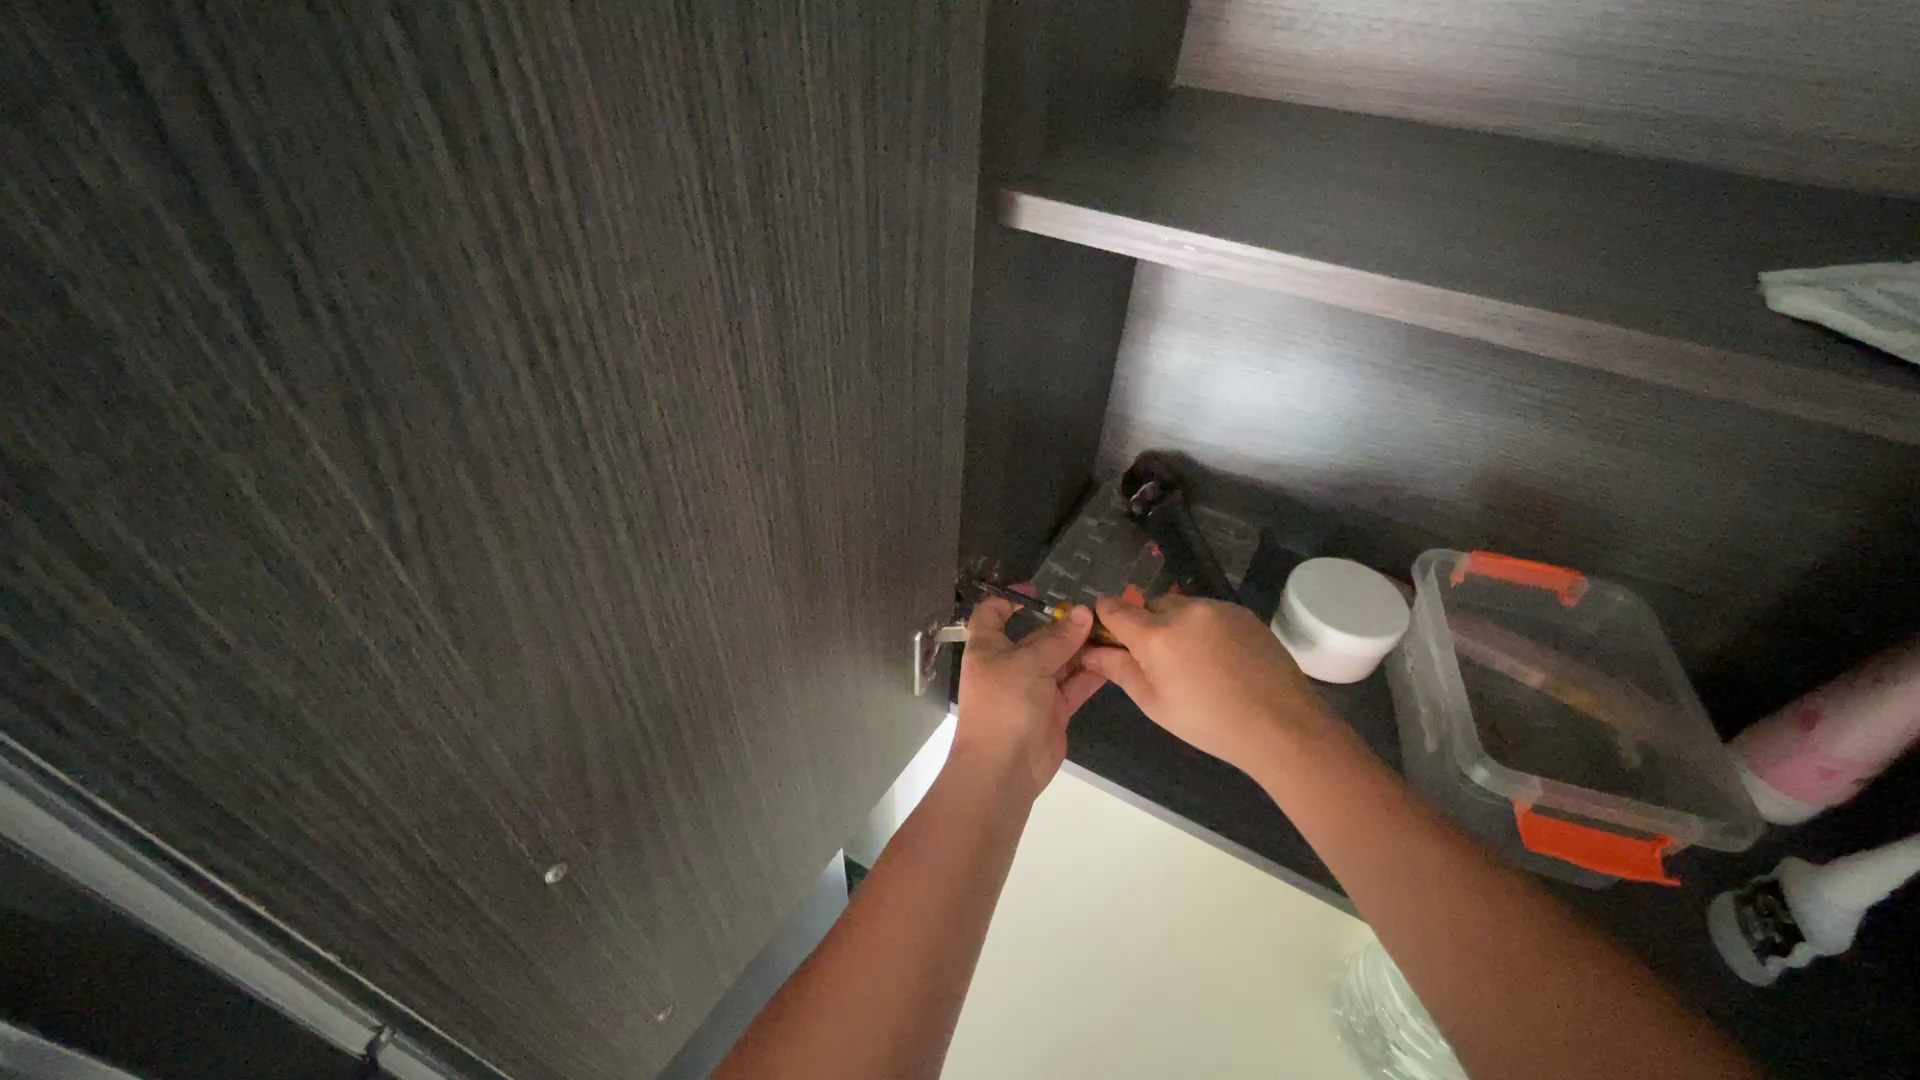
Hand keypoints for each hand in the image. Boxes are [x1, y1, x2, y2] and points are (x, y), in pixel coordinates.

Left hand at [952, 592, 1106, 802]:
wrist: (1004, 768)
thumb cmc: (1004, 705)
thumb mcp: (1028, 664)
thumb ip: (1058, 639)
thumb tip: (1083, 612)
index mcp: (988, 648)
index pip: (991, 615)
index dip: (1008, 600)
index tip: (1037, 590)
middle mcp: (1009, 665)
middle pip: (1036, 637)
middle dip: (1063, 624)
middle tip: (1097, 611)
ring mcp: (1032, 689)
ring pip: (1060, 661)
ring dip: (1082, 647)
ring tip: (1112, 630)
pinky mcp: (1053, 711)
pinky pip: (1074, 685)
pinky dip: (1091, 673)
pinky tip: (1114, 658)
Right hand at [1079, 595, 1340, 775]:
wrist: (1280, 725)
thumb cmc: (1208, 723)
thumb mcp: (1154, 703)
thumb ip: (1119, 670)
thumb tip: (1088, 652)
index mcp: (1155, 634)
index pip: (1114, 607)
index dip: (1105, 617)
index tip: (1108, 635)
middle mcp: (1184, 610)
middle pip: (1148, 605)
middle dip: (1146, 625)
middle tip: (1158, 662)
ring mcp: (1216, 608)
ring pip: (1180, 607)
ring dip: (1176, 625)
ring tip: (1194, 663)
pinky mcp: (1242, 612)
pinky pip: (1209, 612)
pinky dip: (1204, 628)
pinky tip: (1219, 659)